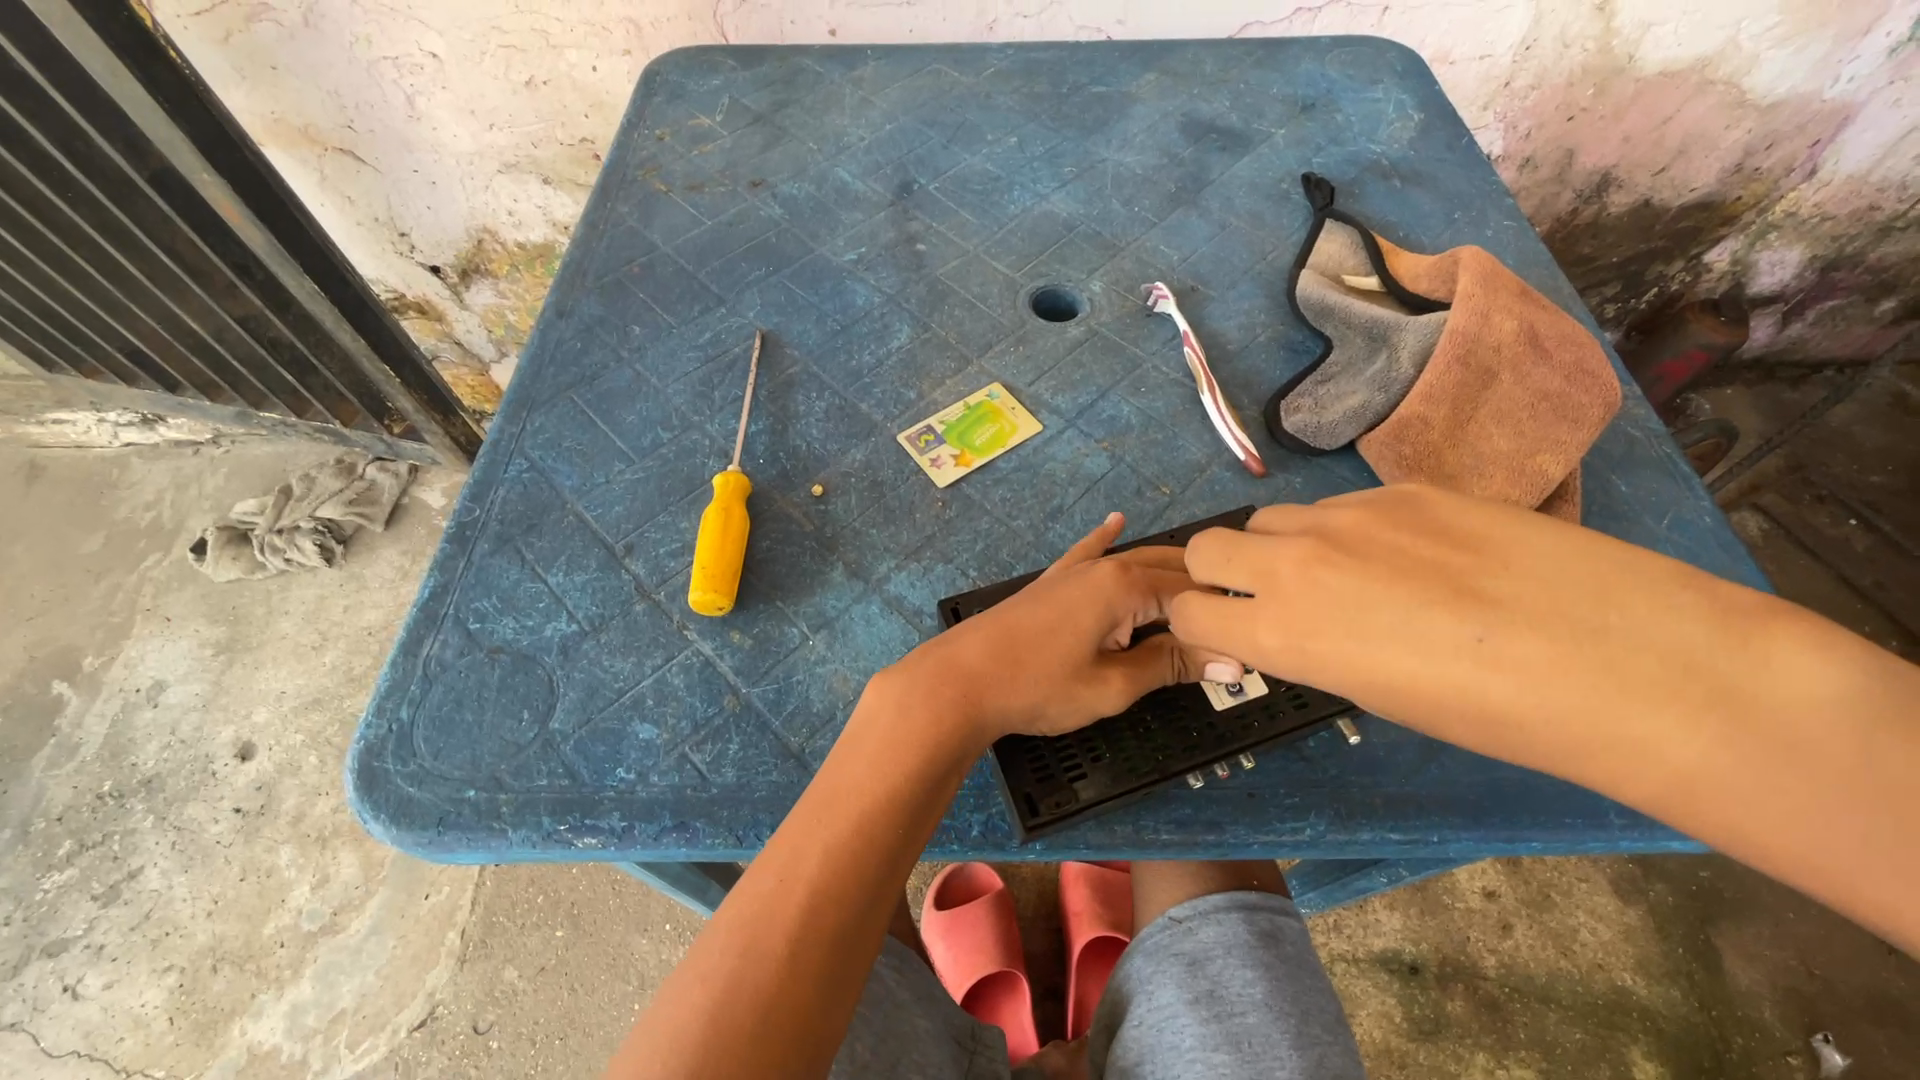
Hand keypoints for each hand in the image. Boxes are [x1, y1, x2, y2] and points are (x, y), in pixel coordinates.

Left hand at [875, 512, 1235, 744]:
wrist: (960, 681)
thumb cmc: (1038, 687)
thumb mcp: (1112, 686)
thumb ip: (1170, 666)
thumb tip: (1231, 660)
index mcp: (1126, 586)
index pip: (1195, 593)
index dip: (1225, 619)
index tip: (1251, 645)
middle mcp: (1105, 566)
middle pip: (1169, 570)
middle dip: (1204, 594)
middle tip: (1237, 623)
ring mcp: (1074, 571)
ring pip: (1135, 561)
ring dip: (1169, 574)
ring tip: (1203, 590)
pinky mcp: (1051, 582)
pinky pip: (1087, 553)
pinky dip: (1105, 539)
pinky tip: (1115, 520)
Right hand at [1167, 484, 1812, 773]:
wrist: (1617, 661)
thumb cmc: (1491, 717)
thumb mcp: (1371, 695)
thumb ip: (1309, 648)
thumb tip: (1295, 625)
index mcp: (1281, 633)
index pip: (1188, 611)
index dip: (1200, 624)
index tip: (1229, 637)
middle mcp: (1294, 565)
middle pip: (1206, 546)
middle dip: (1219, 574)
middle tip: (1267, 599)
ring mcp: (1346, 516)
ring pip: (1271, 518)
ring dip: (1281, 546)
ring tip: (1343, 576)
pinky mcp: (1401, 488)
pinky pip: (1338, 505)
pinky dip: (1345, 530)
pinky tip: (1412, 556)